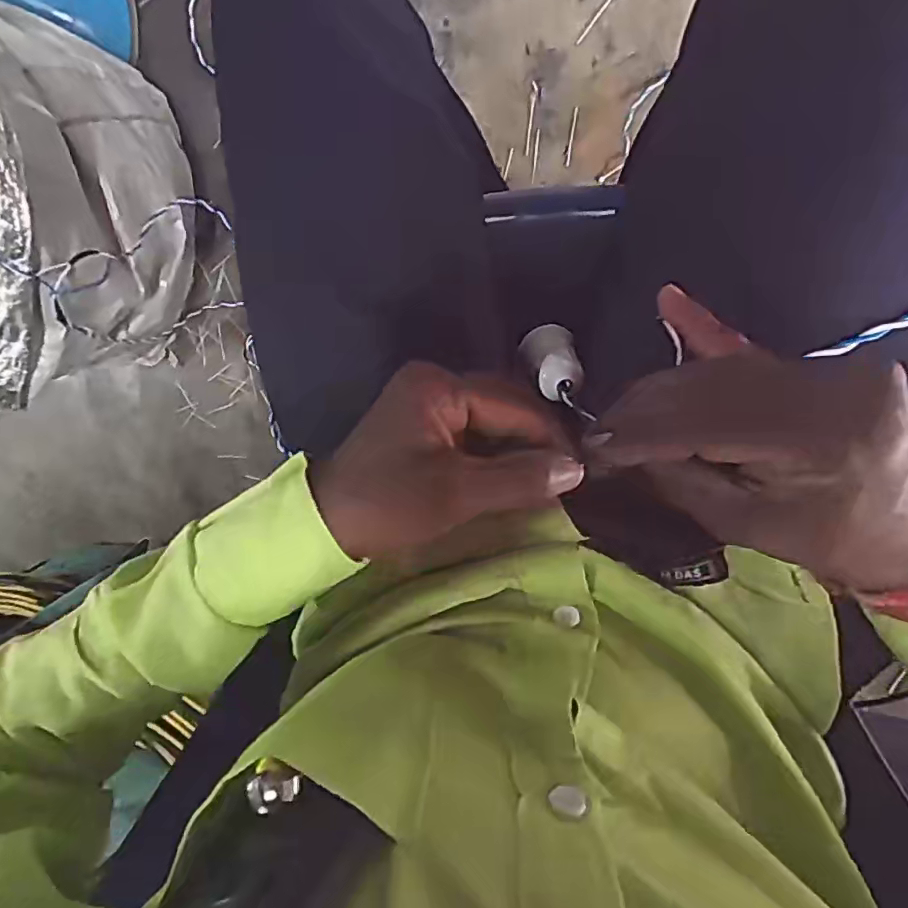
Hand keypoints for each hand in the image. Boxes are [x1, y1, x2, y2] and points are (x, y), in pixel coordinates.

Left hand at [310, 362, 585, 560]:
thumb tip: (575, 469)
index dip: (550, 437)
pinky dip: (493, 456)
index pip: (512, 404)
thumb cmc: (387, 504)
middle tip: (567, 476)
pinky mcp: (420, 425)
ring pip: (489, 421)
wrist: (326, 524)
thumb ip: (518, 478)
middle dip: (535, 442)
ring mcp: (424, 402)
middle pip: (502, 407)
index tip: (582, 470)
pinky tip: (513, 478)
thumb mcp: (456, 493)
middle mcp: (432, 382)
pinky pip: (470, 433)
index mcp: (438, 386)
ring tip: (546, 480)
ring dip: (516, 450)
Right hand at [585, 286, 907, 592]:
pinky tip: (670, 302)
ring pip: (721, 371)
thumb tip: (623, 449)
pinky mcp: (829, 363)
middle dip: (646, 408)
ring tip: (622, 412)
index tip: (596, 445)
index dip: (643, 433)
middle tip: (601, 431)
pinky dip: (707, 332)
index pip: (705, 424)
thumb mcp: (745, 524)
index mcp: (818, 440)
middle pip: (710, 387)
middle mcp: (830, 388)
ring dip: (664, 389)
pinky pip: (754, 351)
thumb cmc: (830, 542)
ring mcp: (835, 367)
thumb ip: (681, 479)